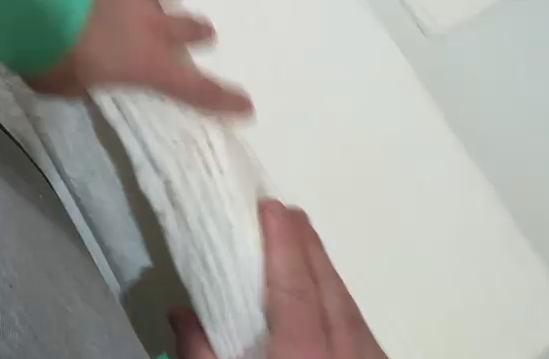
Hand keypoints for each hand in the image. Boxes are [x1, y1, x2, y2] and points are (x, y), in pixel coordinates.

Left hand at [26, 0, 251, 114]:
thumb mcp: (59, 82)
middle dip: (191, 32)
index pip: (195, 87)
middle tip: (187, 33)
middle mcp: (150, 20)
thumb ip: (82, 79)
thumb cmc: (40, 47)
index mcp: (145, 63)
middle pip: (192, 28)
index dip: (220, 96)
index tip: (243, 103)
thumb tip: (85, 71)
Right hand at [171, 200, 385, 358]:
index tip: (272, 205)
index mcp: (301, 355)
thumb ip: (199, 351)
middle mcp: (343, 358)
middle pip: (332, 297)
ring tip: (307, 246)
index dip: (284, 246)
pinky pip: (367, 339)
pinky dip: (346, 308)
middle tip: (289, 211)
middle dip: (311, 251)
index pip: (295, 290)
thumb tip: (181, 311)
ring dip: (330, 276)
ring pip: (355, 317)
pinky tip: (334, 302)